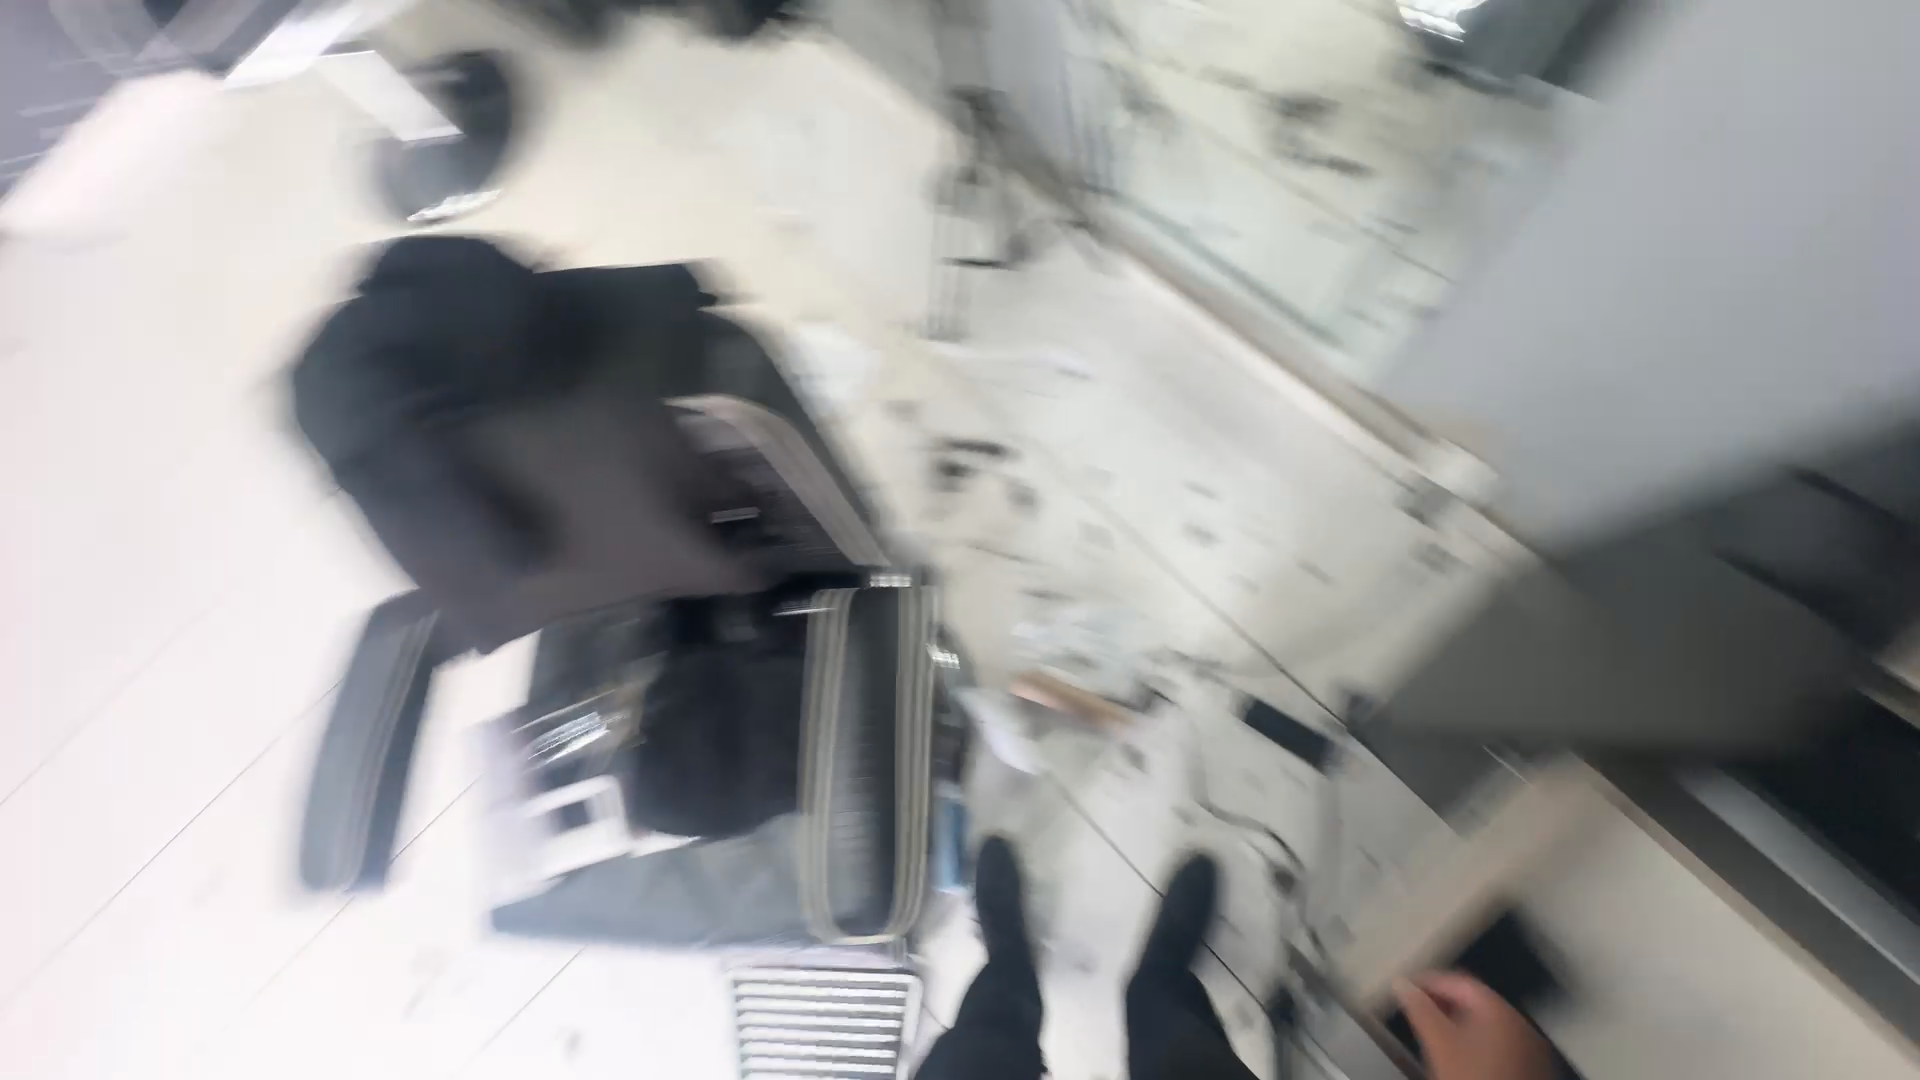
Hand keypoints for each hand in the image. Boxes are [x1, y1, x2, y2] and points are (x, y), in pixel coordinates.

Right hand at [1393, 972, 1553, 1079]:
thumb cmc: (1471, 1075)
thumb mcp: (1437, 1040)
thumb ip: (1417, 1006)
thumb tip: (1401, 983)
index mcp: (1500, 1009)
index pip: (1458, 980)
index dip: (1427, 981)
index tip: (1406, 988)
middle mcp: (1521, 1023)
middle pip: (1474, 1000)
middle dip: (1443, 1002)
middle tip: (1418, 1008)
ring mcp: (1531, 1049)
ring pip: (1486, 1023)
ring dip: (1458, 1022)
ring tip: (1434, 1032)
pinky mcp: (1531, 1070)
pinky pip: (1497, 1043)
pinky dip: (1476, 1041)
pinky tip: (1460, 1053)